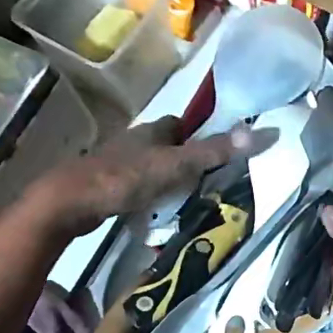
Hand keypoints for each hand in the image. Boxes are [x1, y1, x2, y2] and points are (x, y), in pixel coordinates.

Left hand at [21, 119, 267, 236]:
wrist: (71, 201)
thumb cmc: (126, 178)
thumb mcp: (177, 166)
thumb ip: (214, 152)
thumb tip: (261, 133)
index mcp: (152, 130)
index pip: (179, 124)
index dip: (197, 134)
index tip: (213, 152)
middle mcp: (133, 141)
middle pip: (164, 144)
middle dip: (182, 157)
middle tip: (202, 179)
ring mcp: (116, 162)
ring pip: (149, 164)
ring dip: (164, 176)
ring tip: (183, 197)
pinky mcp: (105, 184)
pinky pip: (134, 184)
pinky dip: (147, 193)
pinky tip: (153, 209)